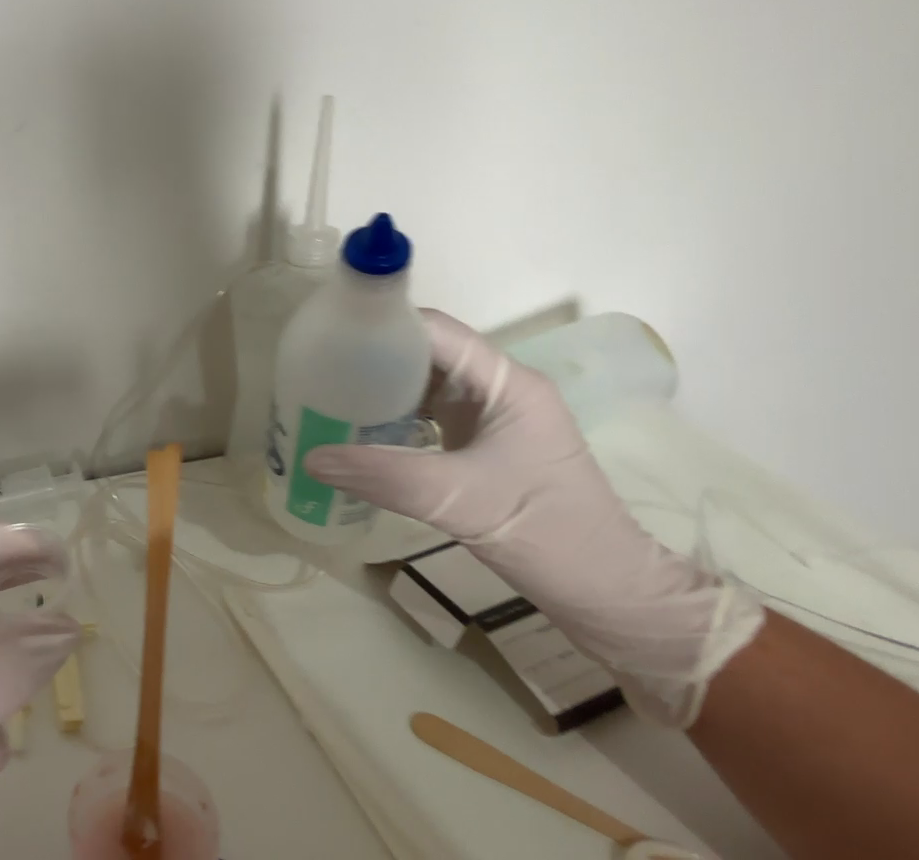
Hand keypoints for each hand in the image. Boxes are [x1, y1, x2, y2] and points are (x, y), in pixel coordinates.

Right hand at [303, 309, 763, 726]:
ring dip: (381, 393)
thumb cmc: (546, 532)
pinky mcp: (484, 448)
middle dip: (373, 360)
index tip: (331, 336)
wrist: (606, 592)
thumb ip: (383, 477)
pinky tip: (359, 437)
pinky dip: (393, 423)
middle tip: (319, 374)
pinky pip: (429, 420)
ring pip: (425, 388)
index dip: (383, 327)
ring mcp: (493, 420)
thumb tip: (312, 459)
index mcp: (507, 383)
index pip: (436, 332)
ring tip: (329, 401)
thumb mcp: (459, 501)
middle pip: (427, 354)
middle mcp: (499, 390)